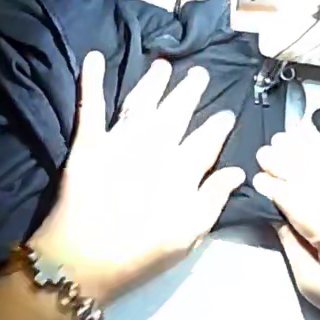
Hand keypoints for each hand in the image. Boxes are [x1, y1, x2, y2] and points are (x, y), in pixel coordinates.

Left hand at [26, 52, 243, 304]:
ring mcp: (121, 140)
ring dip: (154, 81)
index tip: (226, 113)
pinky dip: (92, 80)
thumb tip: (237, 171)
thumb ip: (214, 198)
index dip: (219, 125)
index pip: (207, 139)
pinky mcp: (88, 142)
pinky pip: (91, 105)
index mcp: (182, 168)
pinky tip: (94, 58)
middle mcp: (155, 145)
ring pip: (142, 101)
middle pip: (177, 111)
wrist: (82, 261)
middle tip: (200, 73)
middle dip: (190, 90)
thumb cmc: (141, 252)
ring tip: (163, 65)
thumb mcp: (190, 233)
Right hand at [252, 112, 319, 319]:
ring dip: (312, 147)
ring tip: (289, 135)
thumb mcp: (319, 292)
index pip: (299, 202)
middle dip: (289, 161)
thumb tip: (277, 216)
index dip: (275, 188)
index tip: (256, 177)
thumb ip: (294, 249)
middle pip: (318, 176)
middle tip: (266, 150)